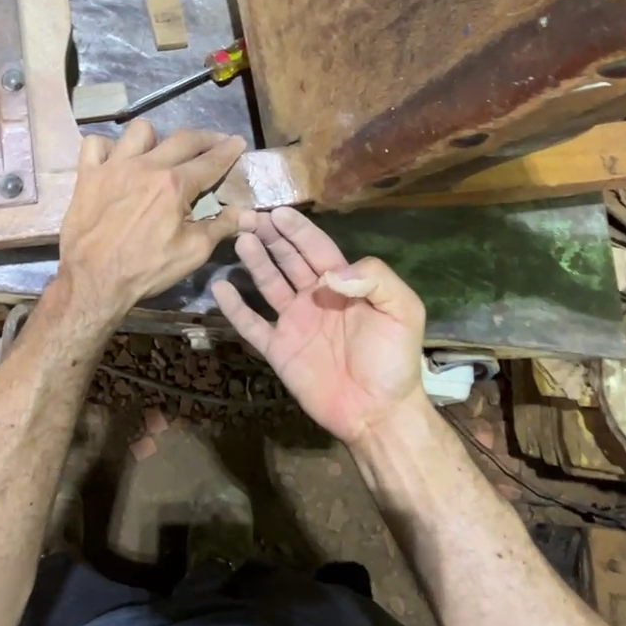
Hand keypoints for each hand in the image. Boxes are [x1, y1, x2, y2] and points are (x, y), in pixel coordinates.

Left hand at [56, 121, 245, 324]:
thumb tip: (250, 215)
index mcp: (174, 185)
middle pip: (183, 139)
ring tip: (159, 152)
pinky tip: (115, 160)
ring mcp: (113, 166)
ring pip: (139, 131)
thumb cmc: (145, 269)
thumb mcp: (192, 252)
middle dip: (205, 137)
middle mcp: (146, 166)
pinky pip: (95, 144)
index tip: (238, 142)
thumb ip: (221, 227)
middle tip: (215, 141)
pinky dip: (106, 148)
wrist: (93, 280)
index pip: (210, 161)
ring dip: (155, 138)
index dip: (228, 151)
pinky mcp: (87, 174)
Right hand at [213, 207, 428, 445]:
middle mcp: (314, 298)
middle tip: (248, 216)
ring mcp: (294, 323)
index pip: (316, 248)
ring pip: (268, 284)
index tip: (277, 212)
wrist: (379, 413)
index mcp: (343, 285)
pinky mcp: (278, 349)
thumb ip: (376, 279)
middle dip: (270, 236)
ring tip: (240, 240)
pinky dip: (235, 308)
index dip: (297, 230)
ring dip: (254, 262)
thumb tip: (329, 272)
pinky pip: (252, 325)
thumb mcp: (403, 310)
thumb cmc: (394, 360)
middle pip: (288, 259)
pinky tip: (221, 288)